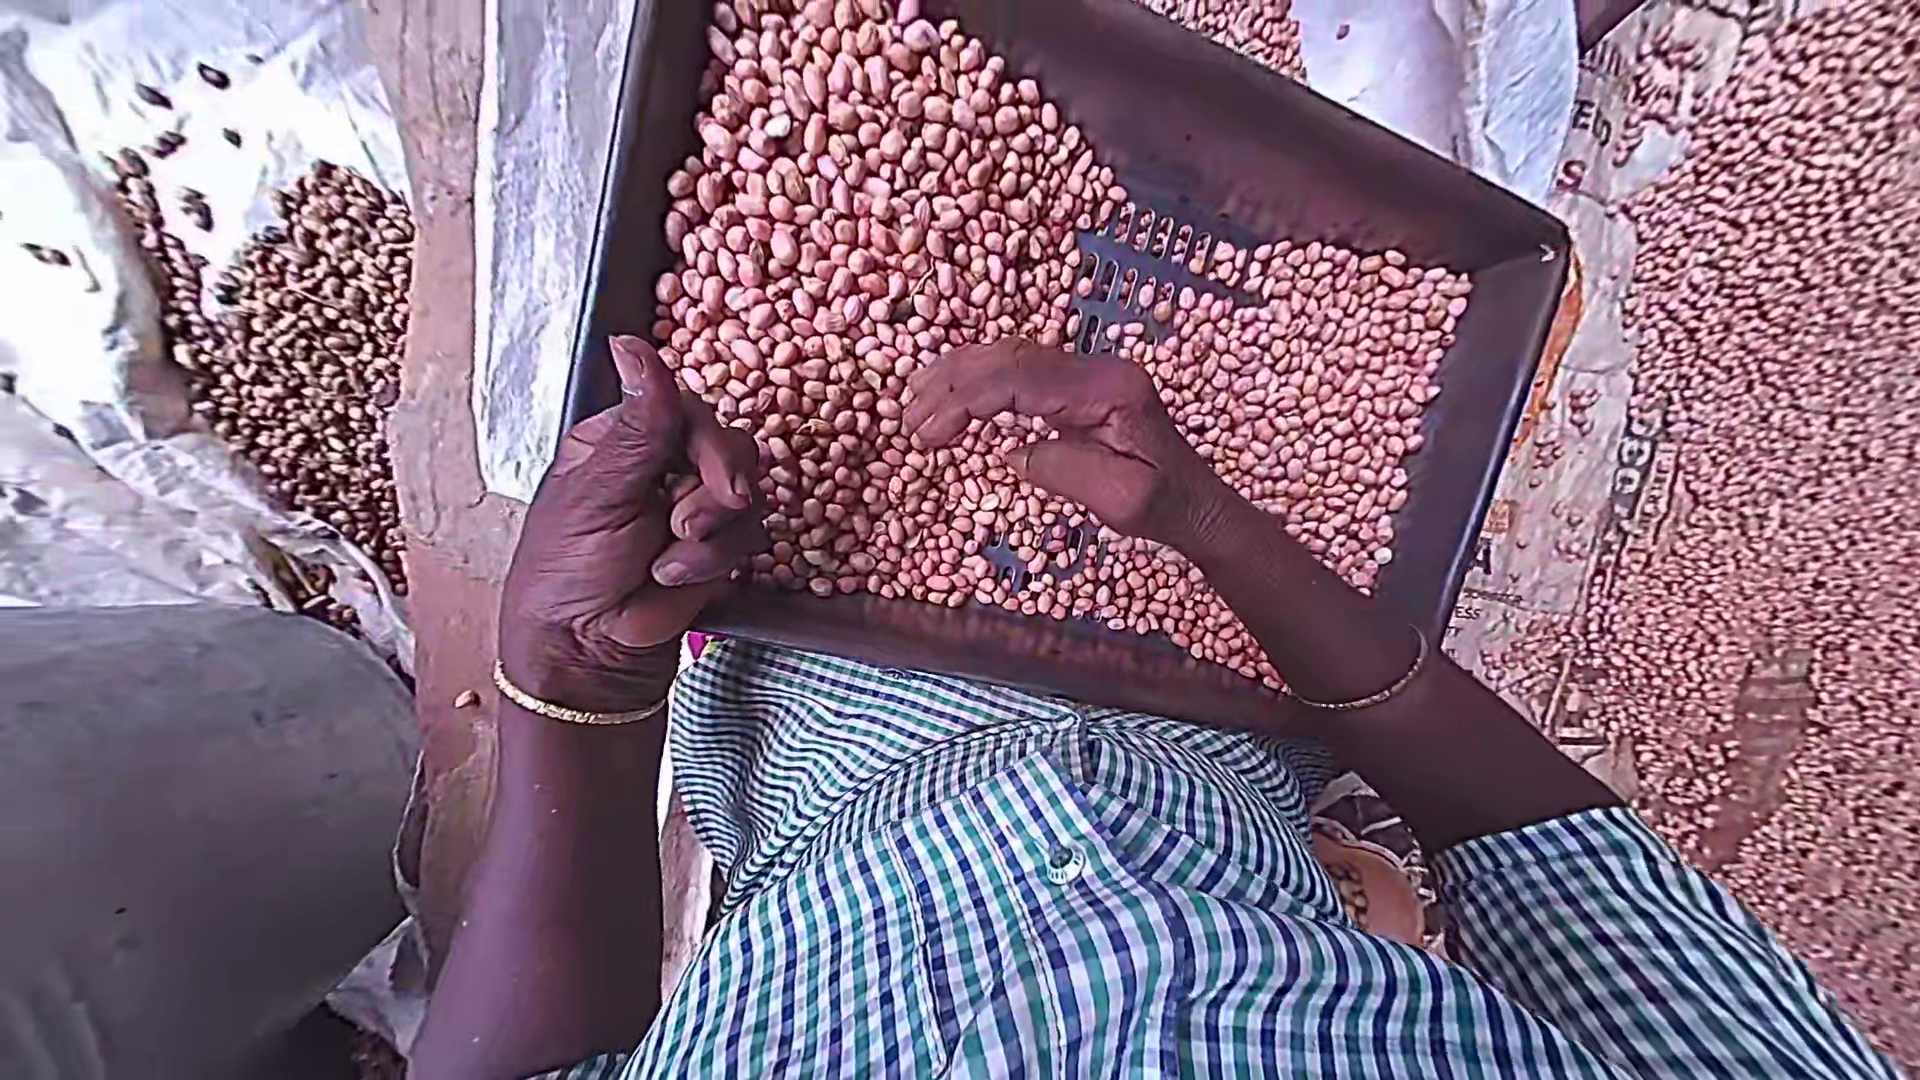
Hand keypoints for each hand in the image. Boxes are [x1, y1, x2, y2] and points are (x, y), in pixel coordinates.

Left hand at [498, 336, 765, 712]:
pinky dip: (716, 560)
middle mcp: (668, 467)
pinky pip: (750, 534)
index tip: (713, 476)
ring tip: (667, 561)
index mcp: (627, 440)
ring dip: (712, 535)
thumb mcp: (599, 493)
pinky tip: (676, 577)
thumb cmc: (570, 570)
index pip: (691, 411)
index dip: (710, 442)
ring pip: (747, 494)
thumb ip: (638, 427)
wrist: (589, 649)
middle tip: (689, 524)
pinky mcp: (720, 544)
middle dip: (716, 490)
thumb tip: (632, 344)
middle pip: (731, 448)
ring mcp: (698, 506)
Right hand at [904, 339, 1227, 545]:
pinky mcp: (1079, 388)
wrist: (1197, 502)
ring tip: (916, 402)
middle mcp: (1097, 371)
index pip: (1020, 379)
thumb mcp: (1122, 502)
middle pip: (1009, 358)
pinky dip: (979, 381)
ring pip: (1010, 357)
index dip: (965, 401)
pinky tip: (953, 393)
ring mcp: (1088, 375)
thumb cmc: (1166, 507)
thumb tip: (1012, 450)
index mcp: (1108, 391)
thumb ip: (1064, 470)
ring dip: (958, 376)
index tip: (926, 432)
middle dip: (951, 385)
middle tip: (909, 418)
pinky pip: (1020, 372)